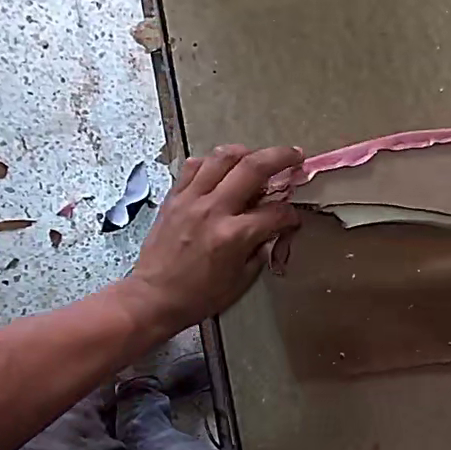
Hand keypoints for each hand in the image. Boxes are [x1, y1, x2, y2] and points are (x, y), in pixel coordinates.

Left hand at [118, 145, 304, 334]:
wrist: (154, 297)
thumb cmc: (200, 296)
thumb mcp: (242, 279)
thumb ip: (261, 248)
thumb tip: (272, 230)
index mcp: (234, 236)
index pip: (275, 212)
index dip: (291, 214)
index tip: (293, 218)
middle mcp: (214, 210)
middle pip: (254, 168)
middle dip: (282, 158)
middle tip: (296, 155)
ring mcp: (191, 200)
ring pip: (223, 157)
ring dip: (246, 152)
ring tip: (257, 157)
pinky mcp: (174, 198)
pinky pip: (194, 166)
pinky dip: (212, 162)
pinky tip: (221, 169)